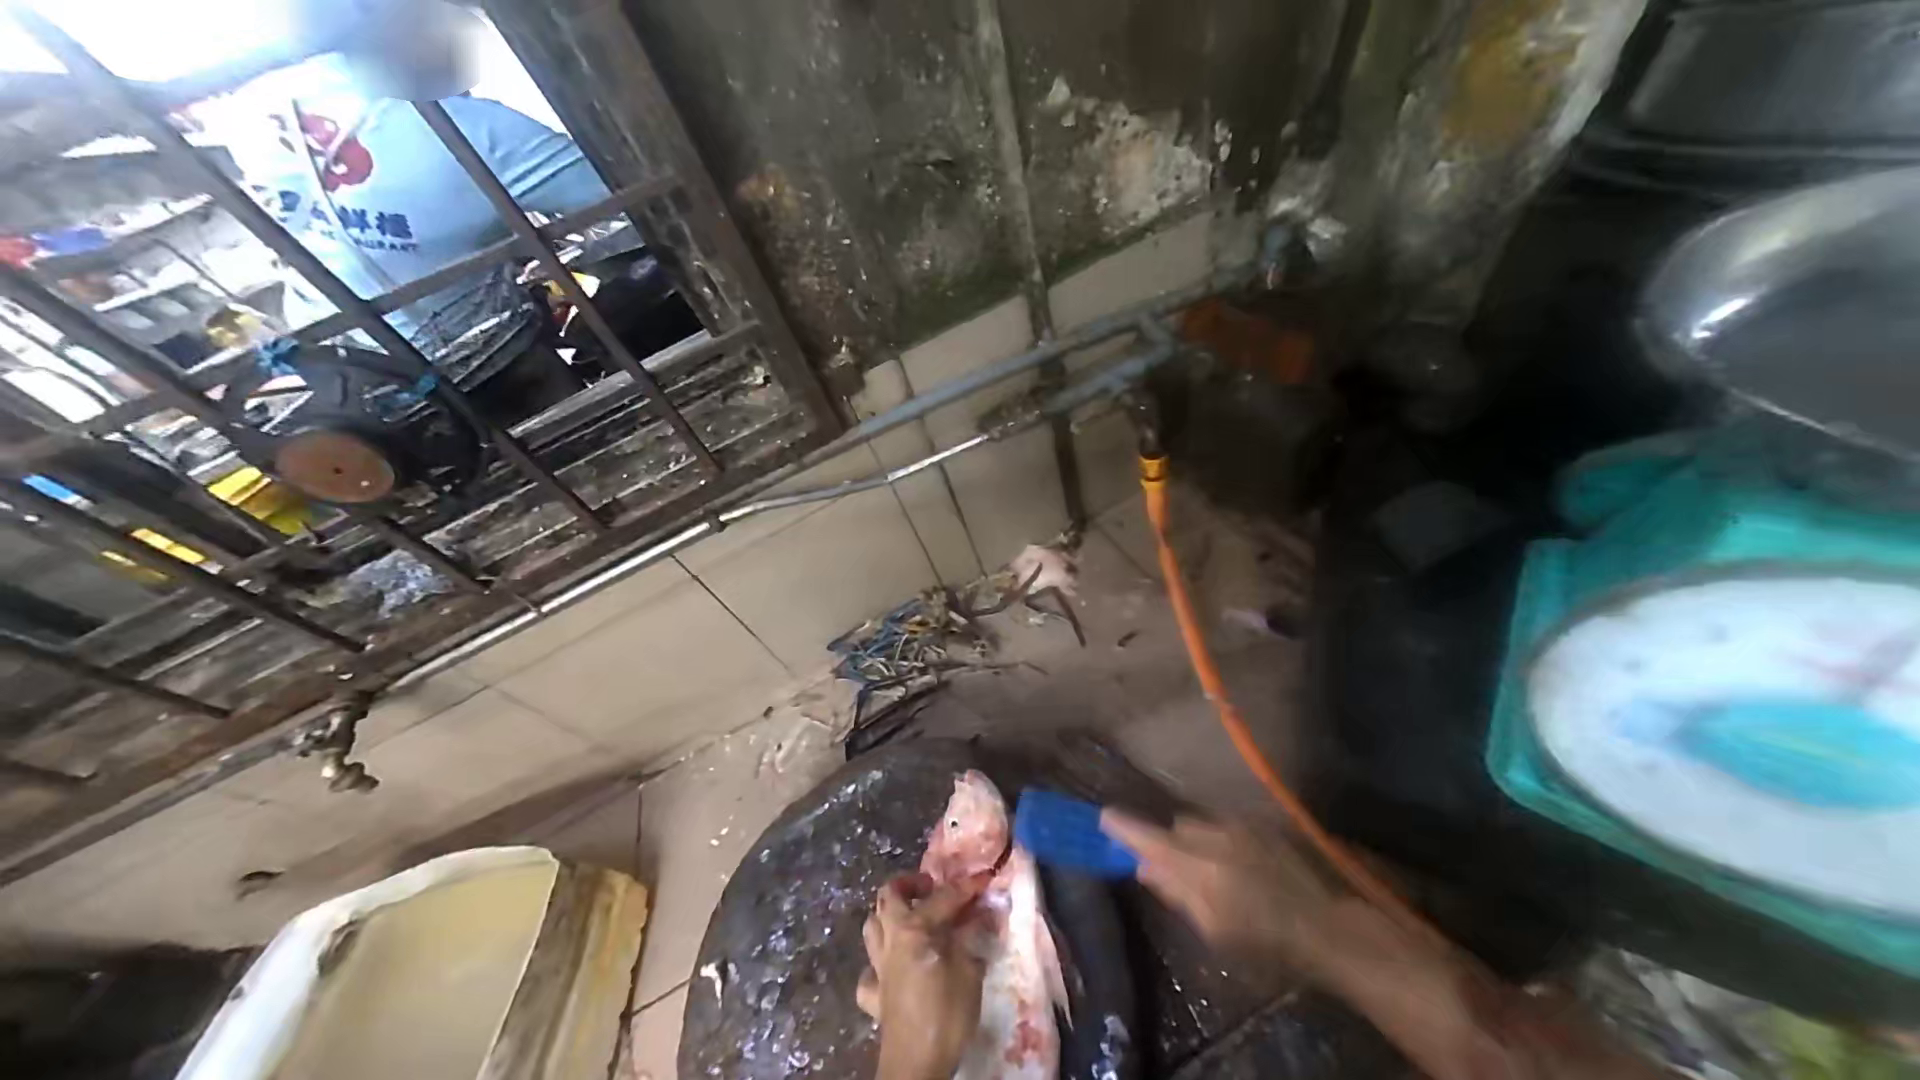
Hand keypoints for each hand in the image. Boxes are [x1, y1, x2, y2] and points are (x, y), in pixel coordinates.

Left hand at [857, 871, 990, 1079]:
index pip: (944, 898)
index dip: (966, 887)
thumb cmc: (946, 1014)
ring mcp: (877, 967)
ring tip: (911, 917)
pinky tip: (893, 968)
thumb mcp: (970, 973)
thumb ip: (972, 939)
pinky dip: (878, 963)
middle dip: (910, 883)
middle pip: (889, 895)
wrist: (915, 1066)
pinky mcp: (873, 995)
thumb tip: (981, 914)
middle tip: (932, 887)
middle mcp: (891, 939)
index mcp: (915, 928)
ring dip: (888, 915)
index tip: (984, 878)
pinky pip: (869, 970)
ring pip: (872, 926)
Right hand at [1101, 810, 1337, 971]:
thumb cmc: (1266, 942)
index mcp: (1197, 867)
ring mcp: (1239, 825)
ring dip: (1198, 839)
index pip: (1148, 838)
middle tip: (1179, 868)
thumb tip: (1143, 867)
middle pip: (1175, 827)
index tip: (1103, 817)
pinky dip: (1222, 838)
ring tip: (1216, 868)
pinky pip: (1226, 824)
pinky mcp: (1260, 823)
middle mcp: (1213, 836)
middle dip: (1171, 842)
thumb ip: (1176, 894)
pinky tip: (1241, 863)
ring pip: (1201, 823)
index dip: (1123, 827)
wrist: (1328, 927)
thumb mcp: (1214, 931)